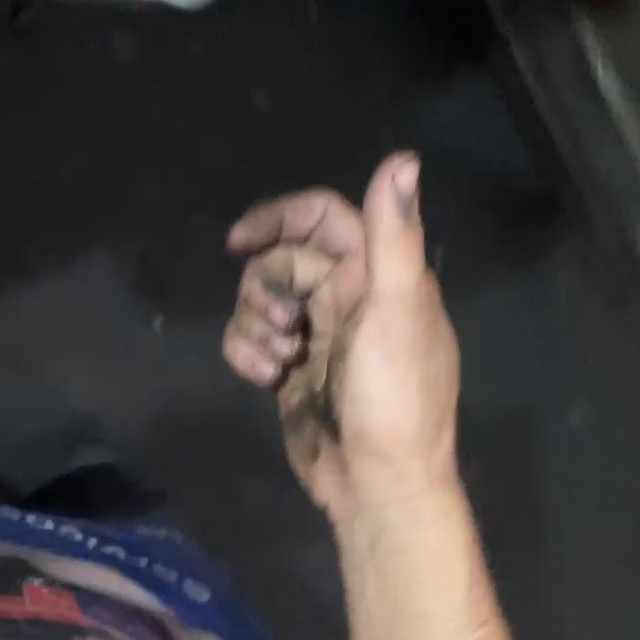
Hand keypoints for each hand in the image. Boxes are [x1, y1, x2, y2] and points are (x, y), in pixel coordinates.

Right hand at [221, 153, 460, 519]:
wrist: (374, 481)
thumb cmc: (394, 397)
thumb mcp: (396, 312)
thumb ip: (391, 237)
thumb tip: (401, 158)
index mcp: (378, 277)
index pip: (321, 216)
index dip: (276, 218)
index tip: (238, 242)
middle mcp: (346, 297)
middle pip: (277, 261)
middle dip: (263, 290)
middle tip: (283, 325)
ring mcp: (316, 333)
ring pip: (256, 300)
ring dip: (252, 326)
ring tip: (277, 360)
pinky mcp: (290, 363)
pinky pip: (248, 337)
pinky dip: (245, 352)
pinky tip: (263, 377)